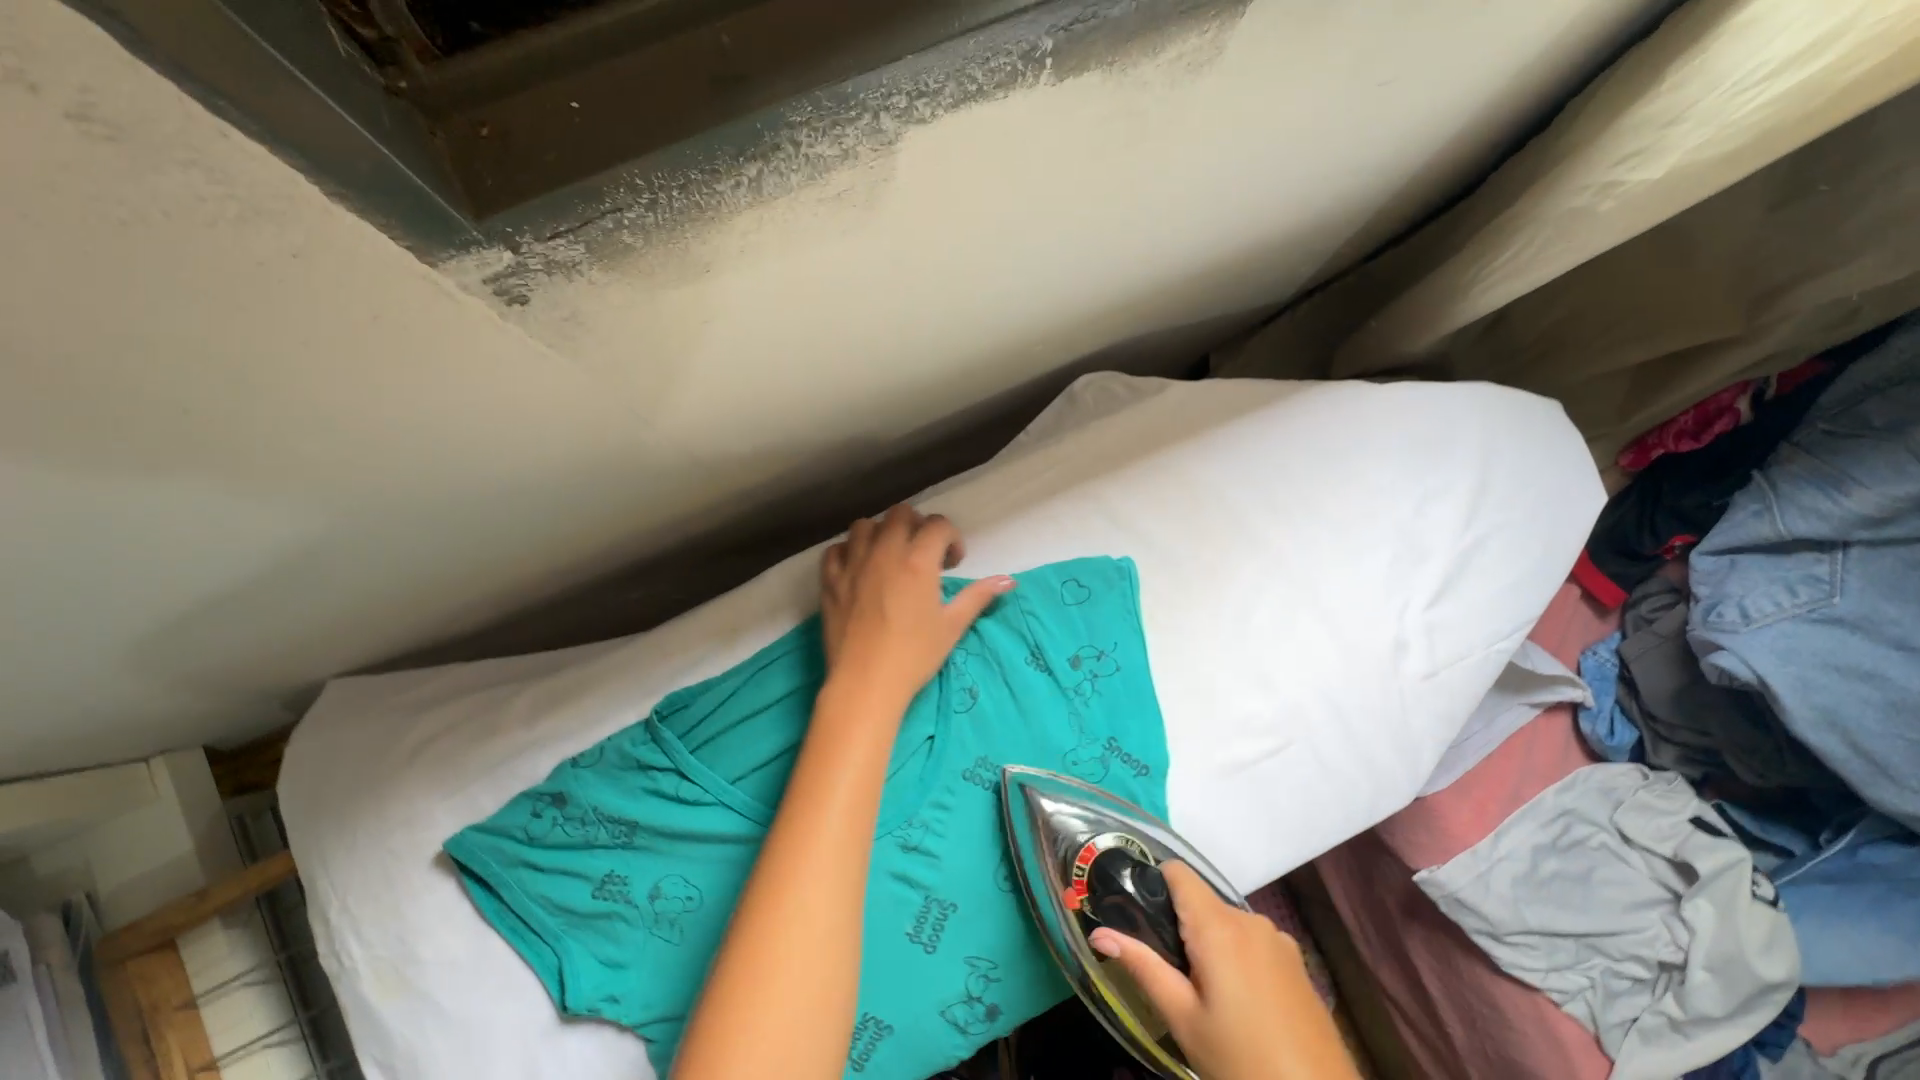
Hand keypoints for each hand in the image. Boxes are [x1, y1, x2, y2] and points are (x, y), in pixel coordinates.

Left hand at [818, 504, 1013, 710]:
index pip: (938, 525)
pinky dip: (849, 551)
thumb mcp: (952, 626)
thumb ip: (978, 596)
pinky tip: (859, 568)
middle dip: (917, 525)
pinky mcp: (830, 581)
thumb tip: (1008, 580)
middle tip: (924, 552)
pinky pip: (836, 549)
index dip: (951, 538)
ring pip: (864, 525)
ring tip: (890, 555)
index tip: (953, 562)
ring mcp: (852, 565)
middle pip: (900, 514)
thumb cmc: (915, 655)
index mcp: (918, 561)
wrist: (866, 682)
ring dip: (881, 532)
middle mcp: (884, 553)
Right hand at [1088, 863, 1360, 1079]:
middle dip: (1179, 926)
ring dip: (1209, 944)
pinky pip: (1253, 942)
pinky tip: (1237, 1002)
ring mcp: (1279, 939)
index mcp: (1219, 926)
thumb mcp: (1182, 1017)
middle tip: (1166, 971)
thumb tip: (1099, 933)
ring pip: (1227, 924)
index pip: (1179, 873)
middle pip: (1201, 902)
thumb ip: (1142, 967)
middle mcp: (1251, 920)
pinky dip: (1236, 957)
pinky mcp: (1297, 961)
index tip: (1135, 912)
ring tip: (1201, 993)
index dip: (1153, 883)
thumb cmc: (1240, 1057)